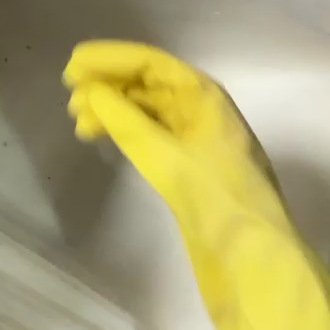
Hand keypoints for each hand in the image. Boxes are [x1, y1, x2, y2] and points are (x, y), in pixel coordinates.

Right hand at [63, 41, 329, 329]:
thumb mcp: (172, 160)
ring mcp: (195, 144)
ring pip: (144, 111)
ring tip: (79, 124)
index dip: (111, 59)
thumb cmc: (221, 206)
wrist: (258, 271)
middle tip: (70, 99)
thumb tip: (90, 92)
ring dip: (110, 110)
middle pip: (147, 84)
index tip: (72, 67)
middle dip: (107, 85)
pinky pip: (146, 136)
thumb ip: (128, 123)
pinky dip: (121, 133)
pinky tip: (102, 139)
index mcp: (207, 100)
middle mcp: (202, 114)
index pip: (152, 64)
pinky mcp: (186, 172)